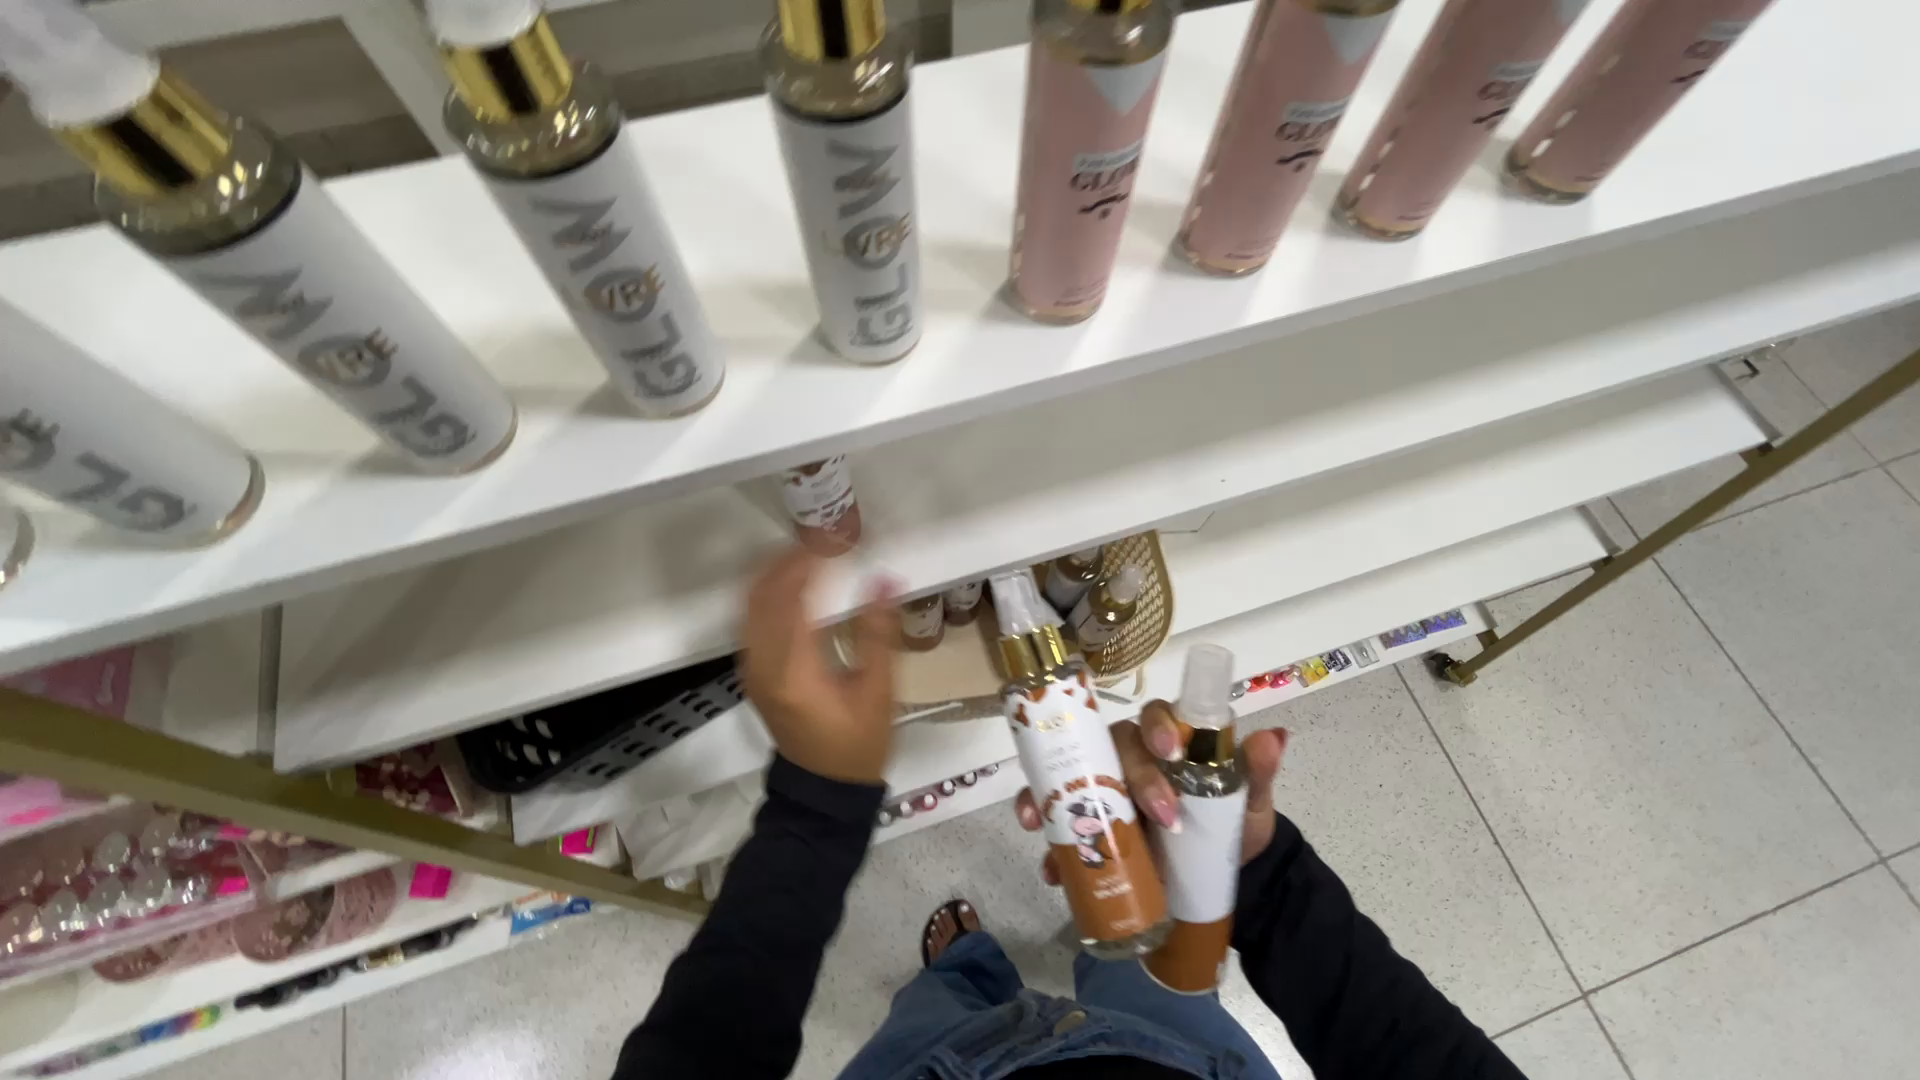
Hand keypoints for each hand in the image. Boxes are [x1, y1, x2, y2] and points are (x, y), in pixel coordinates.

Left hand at [740, 547, 899, 784]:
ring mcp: (751, 669)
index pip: (794, 598)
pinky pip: (749, 620)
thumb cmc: (858, 743)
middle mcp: (762, 665)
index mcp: (794, 670)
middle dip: (789, 560)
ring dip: (774, 572)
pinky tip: (789, 583)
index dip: (810, 562)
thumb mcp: (878, 691)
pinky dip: (765, 592)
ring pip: (749, 603)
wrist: (824, 788)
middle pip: (763, 594)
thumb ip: (878, 633)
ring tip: (807, 553)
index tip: (834, 539)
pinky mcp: (751, 673)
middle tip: (822, 539)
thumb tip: (886, 579)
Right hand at [1015, 700, 1287, 885]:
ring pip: (1073, 779)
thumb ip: (1256, 771)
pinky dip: (1053, 845)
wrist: (1225, 877)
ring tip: (1046, 824)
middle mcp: (1129, 758)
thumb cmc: (1235, 824)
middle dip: (1131, 777)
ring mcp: (1106, 791)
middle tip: (1161, 816)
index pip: (1154, 717)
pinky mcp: (1092, 826)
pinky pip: (1063, 826)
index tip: (1171, 751)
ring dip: (1055, 797)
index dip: (1157, 727)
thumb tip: (1275, 736)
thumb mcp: (1249, 801)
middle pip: (1115, 748)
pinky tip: (1053, 868)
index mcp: (1166, 742)